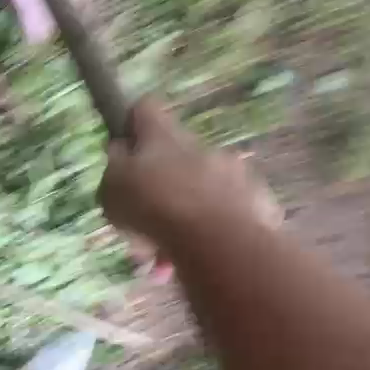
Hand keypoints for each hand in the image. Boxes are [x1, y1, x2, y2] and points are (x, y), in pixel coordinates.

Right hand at [100, 100, 281, 273]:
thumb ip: (115, 166)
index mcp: (162, 138)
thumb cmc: (151, 207)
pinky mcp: (258, 202)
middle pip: (173, 157)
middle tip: (136, 219)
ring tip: (157, 255)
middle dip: (155, 186)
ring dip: (177, 217)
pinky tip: (185, 260)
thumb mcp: (110, 186)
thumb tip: (122, 151)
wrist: (217, 239)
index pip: (144, 109)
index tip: (123, 139)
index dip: (131, 120)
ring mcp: (235, 173)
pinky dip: (203, 233)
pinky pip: (222, 214)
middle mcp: (202, 147)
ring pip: (196, 191)